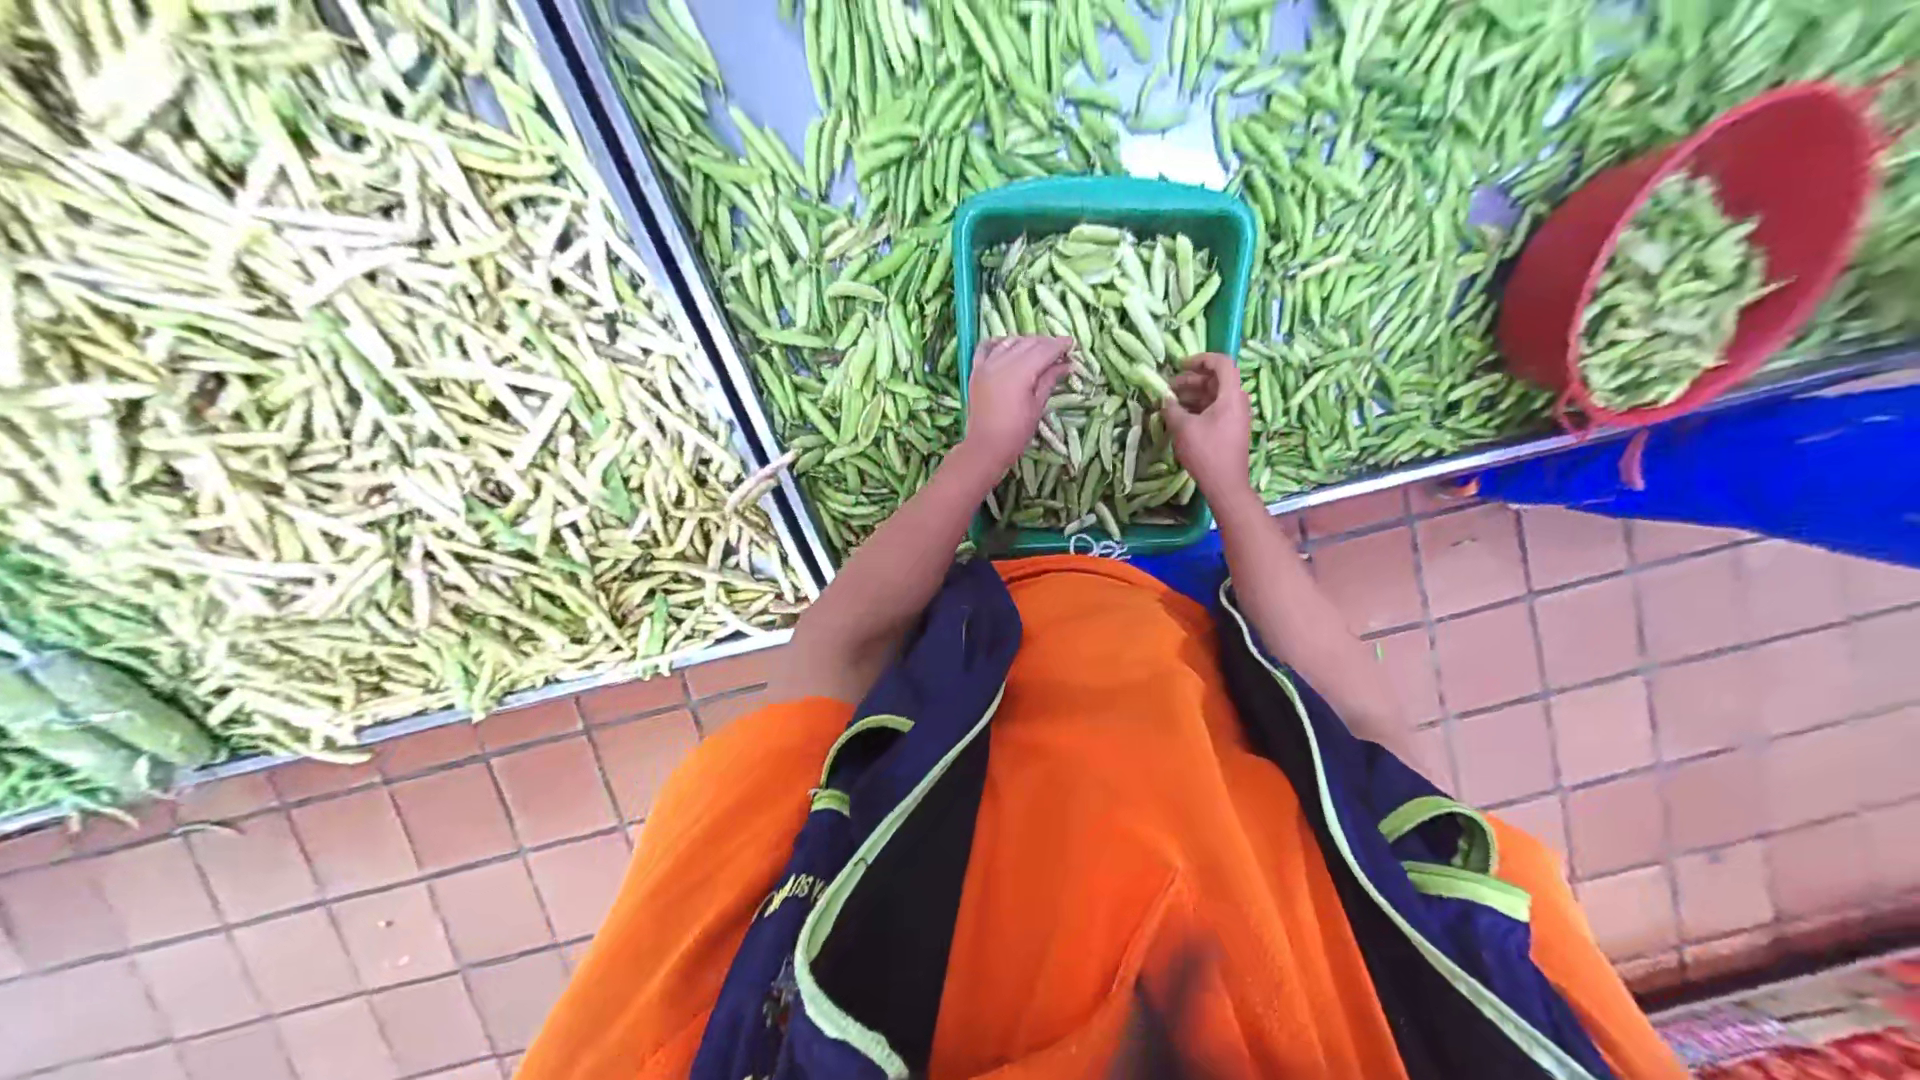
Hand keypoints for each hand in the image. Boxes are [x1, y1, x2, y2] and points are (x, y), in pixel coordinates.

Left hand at [962, 336, 1072, 474]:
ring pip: (1009, 342)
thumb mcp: (1037, 405)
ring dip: (1026, 341)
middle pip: (1028, 343)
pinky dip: (998, 343)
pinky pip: (986, 348)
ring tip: (1038, 350)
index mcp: (1020, 372)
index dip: (1060, 345)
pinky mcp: (976, 371)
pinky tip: (1008, 344)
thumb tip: (1066, 364)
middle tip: (1059, 351)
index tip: (1072, 344)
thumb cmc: (1016, 431)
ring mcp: (986, 365)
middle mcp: (1002, 362)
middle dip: (1046, 343)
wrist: (986, 446)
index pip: (1044, 350)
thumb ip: (1049, 379)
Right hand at [1162, 352, 1253, 503]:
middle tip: (1168, 388)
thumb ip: (1171, 408)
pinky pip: (1215, 409)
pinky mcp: (1231, 428)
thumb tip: (1165, 399)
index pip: (1222, 363)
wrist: (1225, 484)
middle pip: (1216, 380)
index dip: (1201, 359)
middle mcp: (1238, 401)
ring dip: (1192, 395)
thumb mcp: (1182, 428)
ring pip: (1214, 395)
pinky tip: (1180, 416)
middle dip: (1191, 380)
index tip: (1180, 366)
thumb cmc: (1206, 452)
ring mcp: (1236, 416)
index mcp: (1231, 395)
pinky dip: (1198, 407)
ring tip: (1170, 403)